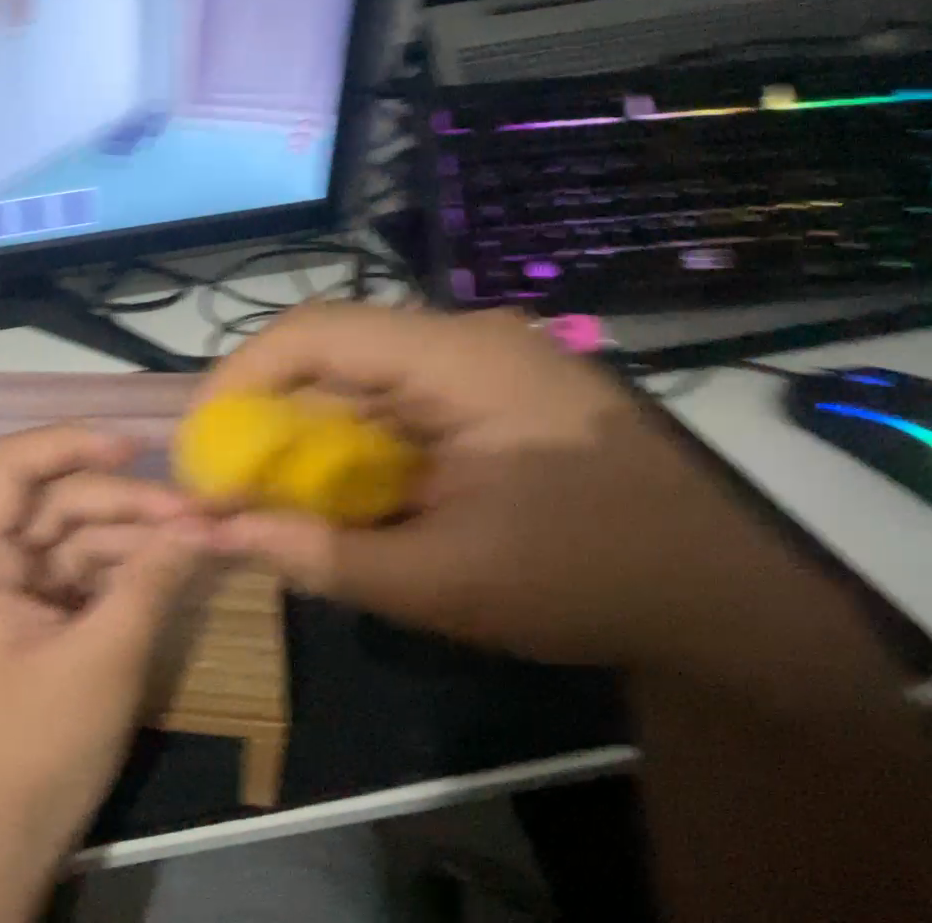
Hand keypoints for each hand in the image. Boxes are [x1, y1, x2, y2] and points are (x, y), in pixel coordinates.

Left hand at [0, 425, 215, 851]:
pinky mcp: (42, 619)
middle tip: (199, 512)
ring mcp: (16, 592)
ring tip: (201, 538)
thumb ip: (152, 581)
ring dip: (137, 536)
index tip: (136, 447)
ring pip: (78, 538)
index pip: (9, 468)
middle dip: (128, 502)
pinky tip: (175, 565)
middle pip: (58, 503)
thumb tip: (204, 525)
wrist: (4, 838)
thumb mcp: (102, 659)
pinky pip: (86, 575)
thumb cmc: (36, 747)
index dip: (70, 443)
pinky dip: (128, 569)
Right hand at [199, 304, 859, 673]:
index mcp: (459, 359)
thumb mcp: (440, 581)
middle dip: (262, 416)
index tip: (200, 448)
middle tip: (225, 482)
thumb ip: (317, 555)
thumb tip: (211, 534)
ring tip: (270, 495)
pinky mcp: (489, 396)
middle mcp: (464, 340)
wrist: (731, 598)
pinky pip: (391, 404)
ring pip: (354, 379)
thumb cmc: (590, 581)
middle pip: (327, 352)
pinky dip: (347, 446)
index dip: (237, 381)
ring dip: (302, 434)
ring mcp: (482, 364)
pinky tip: (339, 496)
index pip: (314, 332)